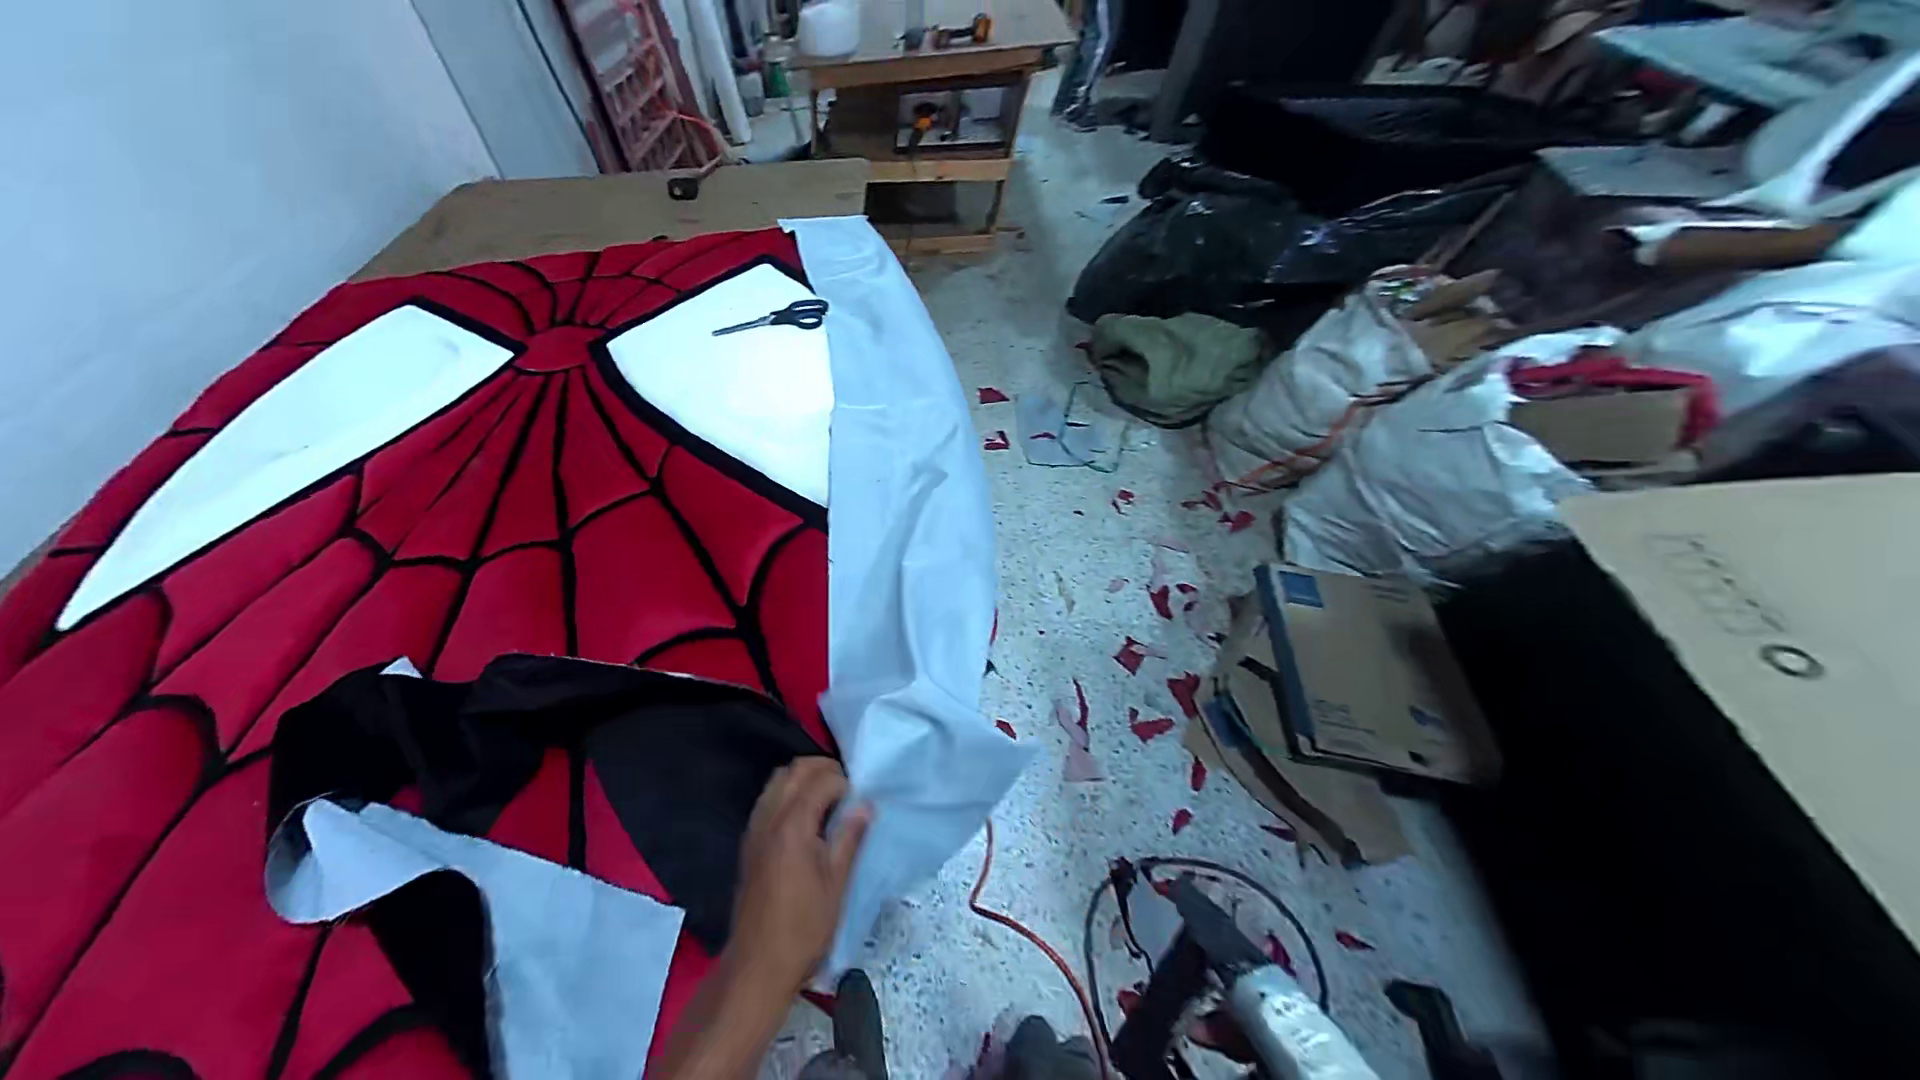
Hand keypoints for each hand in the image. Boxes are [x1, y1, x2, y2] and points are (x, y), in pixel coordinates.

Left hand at [729, 757, 870, 991]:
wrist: (757, 966)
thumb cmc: (804, 928)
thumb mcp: (837, 884)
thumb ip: (850, 838)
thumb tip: (865, 806)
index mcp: (793, 826)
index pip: (822, 780)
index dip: (845, 784)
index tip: (861, 801)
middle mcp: (769, 819)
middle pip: (795, 769)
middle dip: (824, 770)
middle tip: (847, 791)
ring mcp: (755, 829)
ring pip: (778, 780)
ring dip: (804, 779)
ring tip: (828, 801)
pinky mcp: (749, 843)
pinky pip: (768, 799)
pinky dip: (788, 794)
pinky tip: (806, 819)